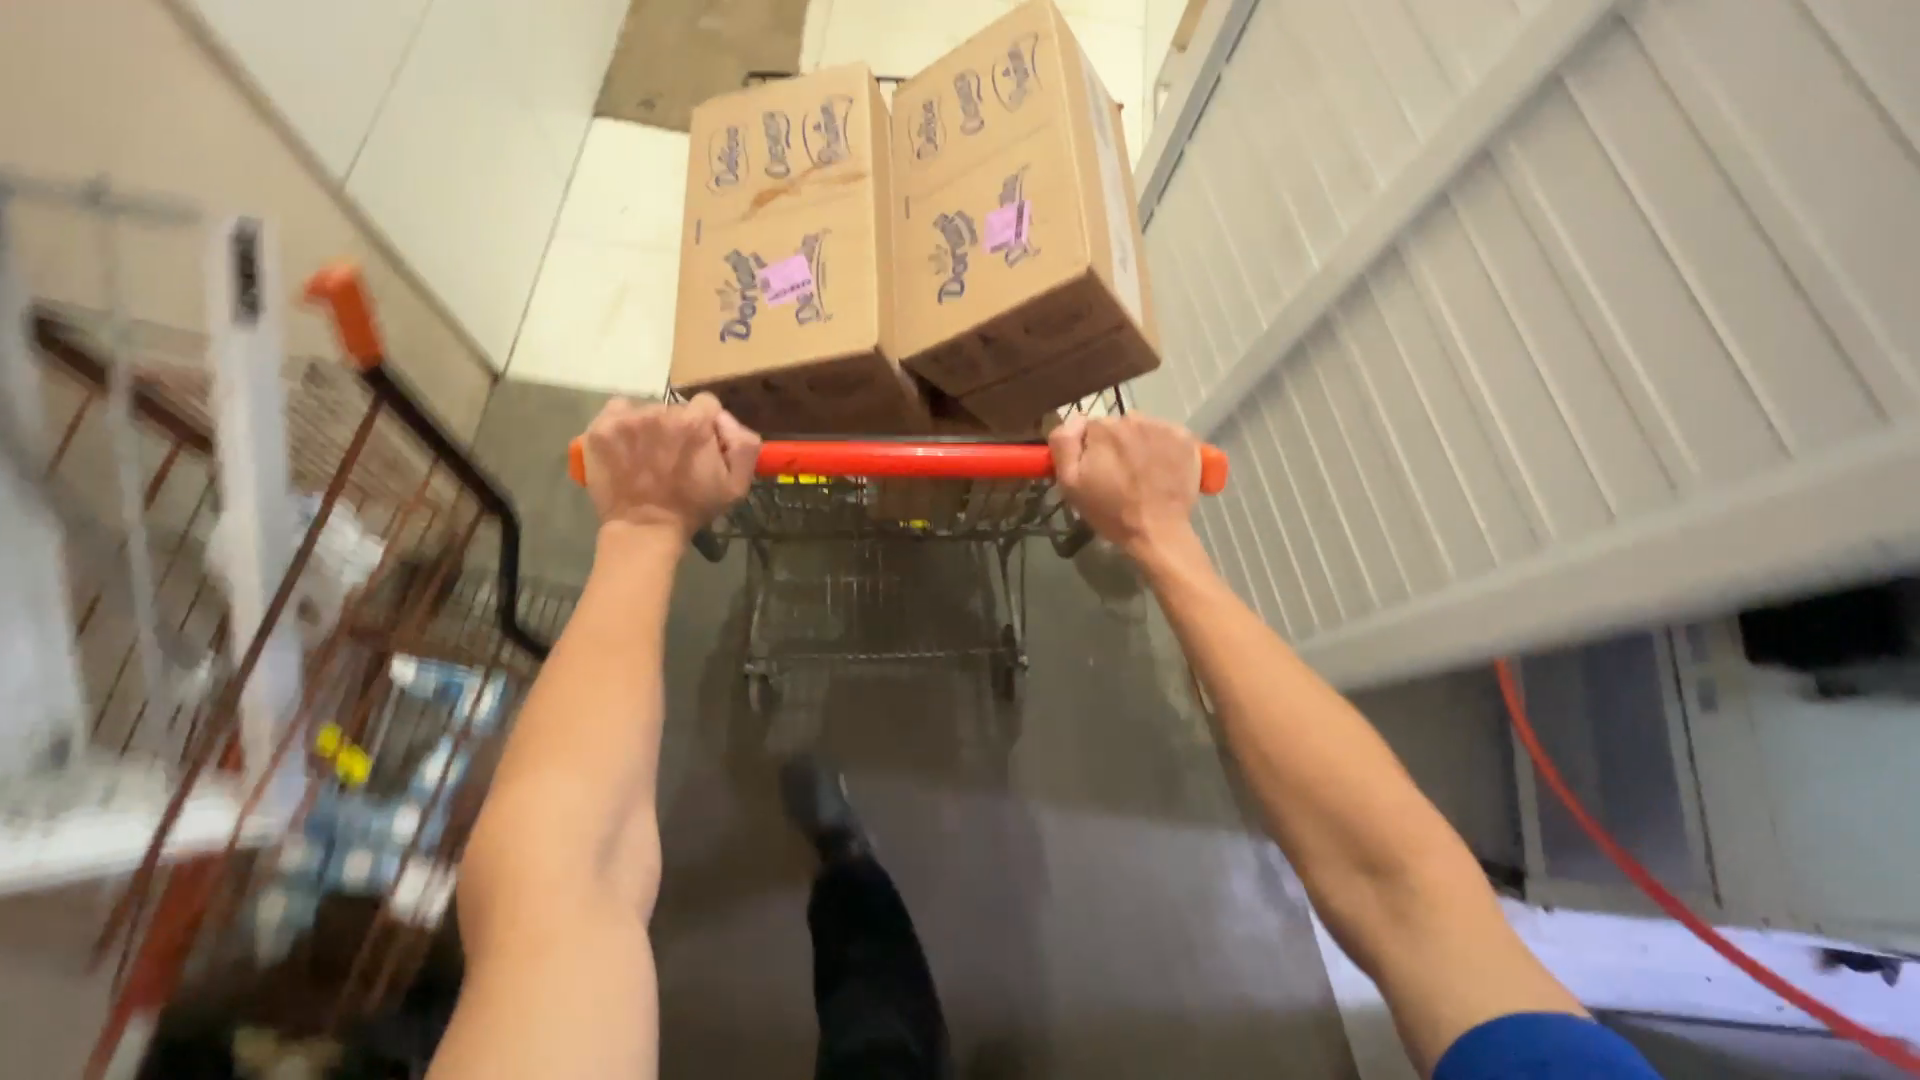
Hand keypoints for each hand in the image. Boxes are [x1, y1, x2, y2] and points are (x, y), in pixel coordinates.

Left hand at [579, 394, 759, 538]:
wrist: (644, 527)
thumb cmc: (693, 507)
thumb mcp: (737, 484)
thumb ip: (744, 444)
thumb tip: (724, 420)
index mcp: (695, 422)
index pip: (707, 403)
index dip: (707, 424)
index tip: (701, 444)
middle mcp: (661, 412)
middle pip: (675, 409)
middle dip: (678, 428)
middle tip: (674, 457)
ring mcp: (627, 419)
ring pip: (647, 410)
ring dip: (651, 428)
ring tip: (648, 456)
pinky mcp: (601, 427)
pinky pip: (618, 410)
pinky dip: (623, 423)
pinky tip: (626, 445)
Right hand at [1048, 414, 1200, 559]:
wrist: (1157, 531)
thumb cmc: (1110, 511)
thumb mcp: (1070, 483)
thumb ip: (1063, 444)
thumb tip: (1072, 421)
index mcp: (1102, 428)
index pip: (1089, 428)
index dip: (1089, 450)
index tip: (1096, 471)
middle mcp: (1133, 419)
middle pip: (1117, 426)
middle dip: (1114, 445)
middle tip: (1119, 475)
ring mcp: (1162, 427)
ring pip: (1141, 428)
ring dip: (1138, 444)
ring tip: (1142, 473)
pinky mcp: (1185, 438)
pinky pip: (1165, 434)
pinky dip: (1162, 446)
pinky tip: (1161, 468)